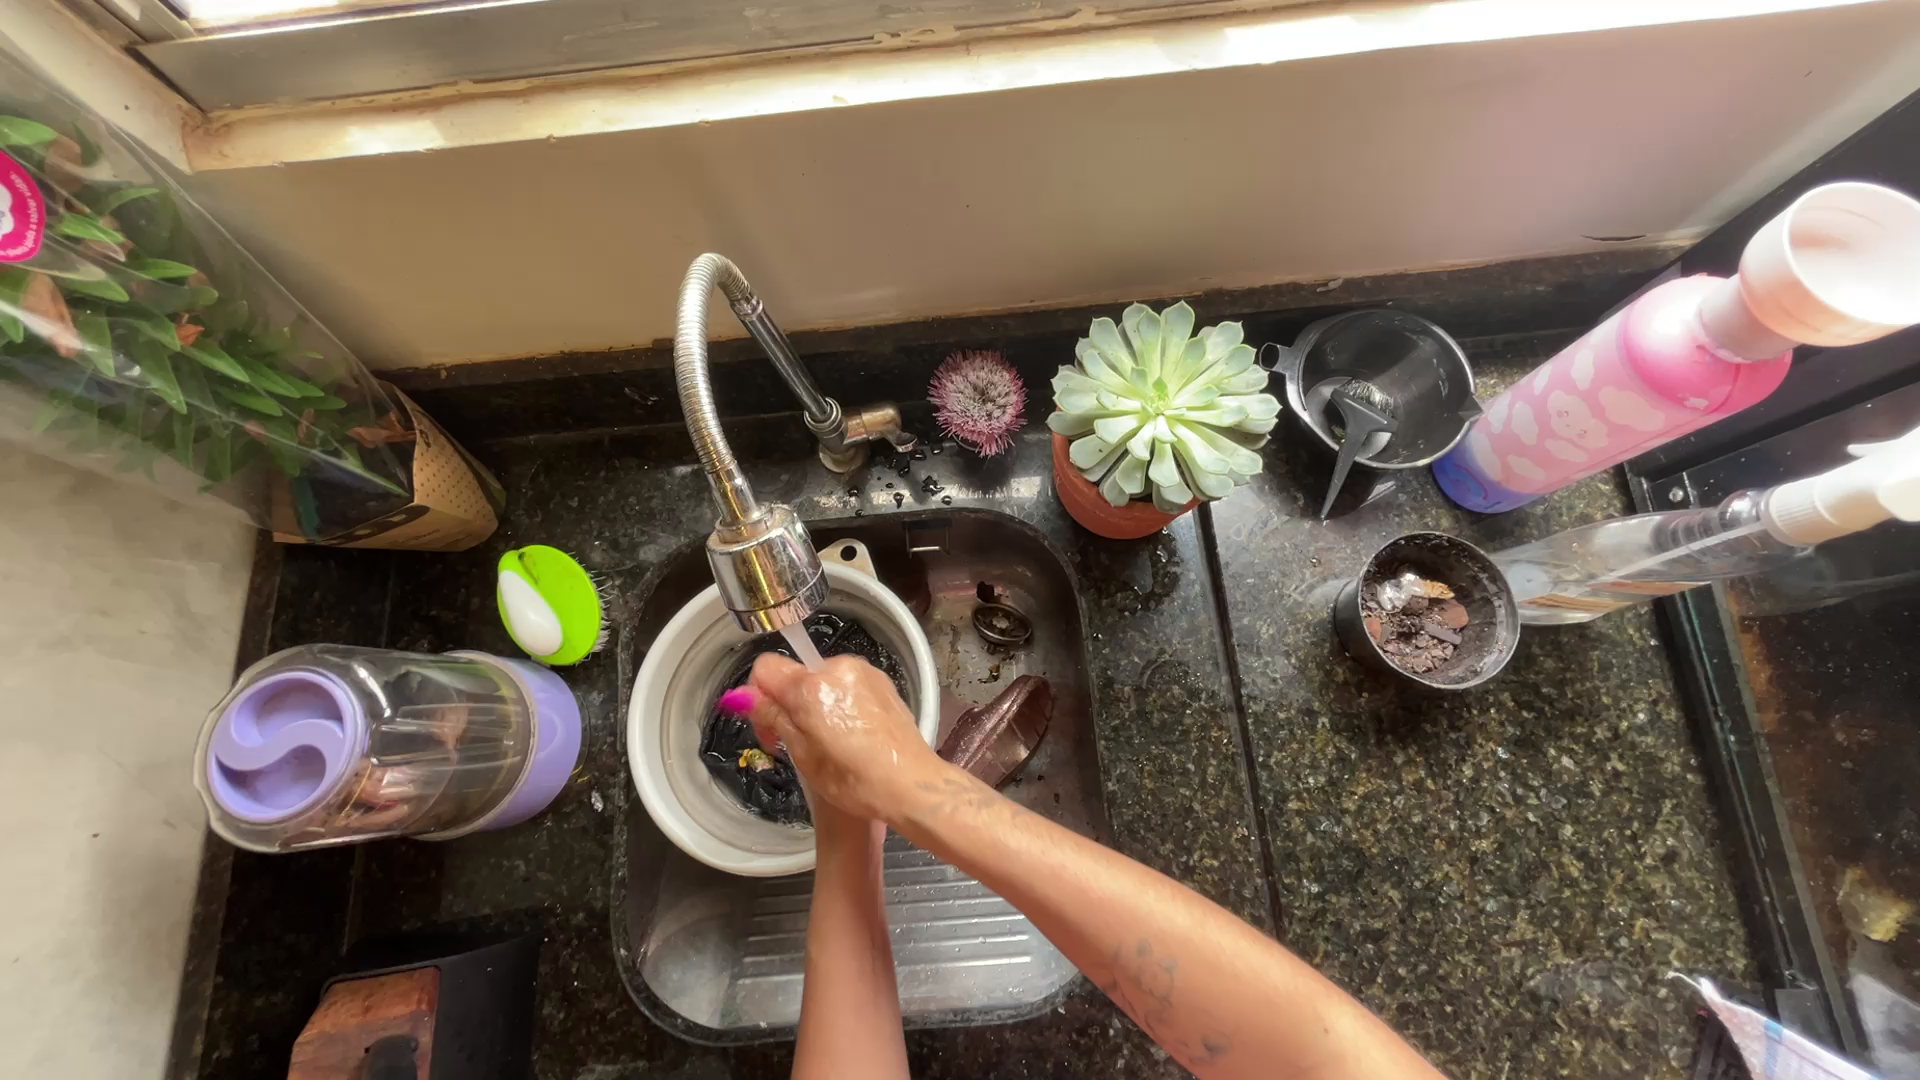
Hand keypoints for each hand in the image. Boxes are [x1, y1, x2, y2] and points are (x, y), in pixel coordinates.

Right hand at [734, 653, 947, 822]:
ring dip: (816, 702)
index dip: (759, 695)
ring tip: (831, 741)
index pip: (766, 666)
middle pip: (795, 674)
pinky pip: (846, 683)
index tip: (769, 725)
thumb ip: (772, 717)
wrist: (910, 783)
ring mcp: (863, 671)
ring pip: (822, 679)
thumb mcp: (803, 755)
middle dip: (790, 702)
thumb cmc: (856, 779)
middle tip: (799, 742)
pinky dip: (840, 702)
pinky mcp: (882, 680)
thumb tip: (743, 697)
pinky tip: (851, 733)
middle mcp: (838, 668)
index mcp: (813, 686)